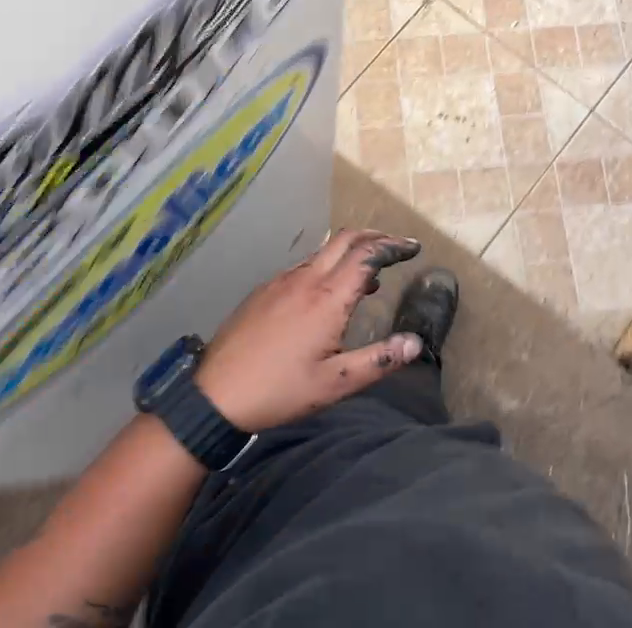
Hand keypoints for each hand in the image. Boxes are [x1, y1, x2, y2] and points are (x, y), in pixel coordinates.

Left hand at [193, 229, 424, 431]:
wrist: (216, 394)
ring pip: (322, 253)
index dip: (393, 248)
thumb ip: (379, 360)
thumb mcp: (336, 384)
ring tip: (369, 274)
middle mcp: (304, 280)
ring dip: (349, 252)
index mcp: (327, 299)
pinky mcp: (264, 292)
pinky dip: (326, 267)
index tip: (413, 249)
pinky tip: (327, 294)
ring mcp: (280, 282)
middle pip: (345, 240)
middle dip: (374, 237)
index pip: (367, 256)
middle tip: (396, 247)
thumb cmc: (280, 390)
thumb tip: (415, 342)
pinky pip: (303, 268)